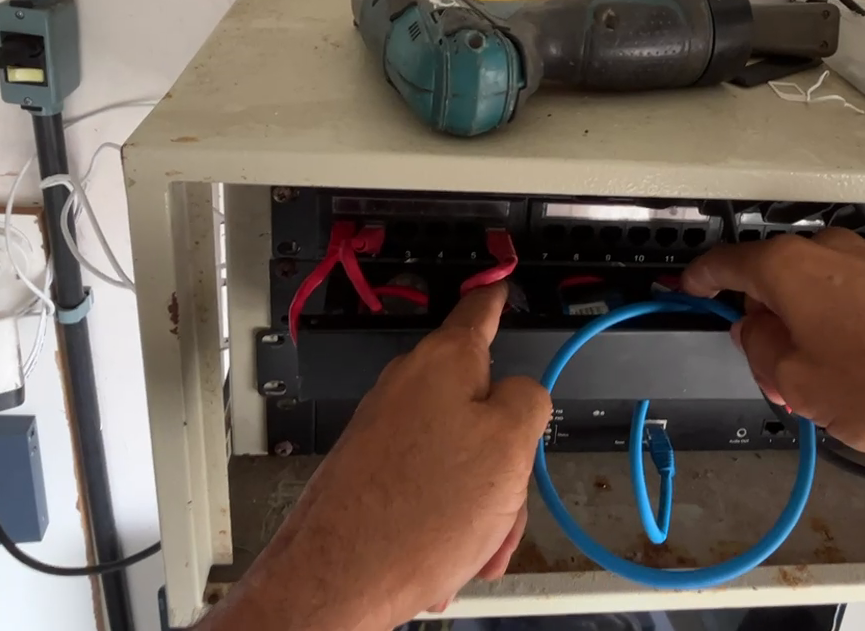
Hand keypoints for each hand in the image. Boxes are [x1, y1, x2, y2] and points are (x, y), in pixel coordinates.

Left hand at [202, 285, 551, 630]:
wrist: (335, 579)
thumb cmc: (418, 511)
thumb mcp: (510, 446)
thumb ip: (529, 400)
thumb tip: (521, 395)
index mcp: (446, 361)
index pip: (480, 310)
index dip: (498, 297)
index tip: (501, 285)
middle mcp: (410, 382)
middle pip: (480, 400)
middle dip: (502, 452)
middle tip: (505, 498)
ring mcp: (387, 424)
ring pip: (458, 449)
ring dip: (477, 496)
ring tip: (472, 543)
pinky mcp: (372, 463)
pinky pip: (428, 478)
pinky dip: (446, 512)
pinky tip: (444, 551)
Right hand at [682, 229, 864, 464]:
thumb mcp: (802, 386)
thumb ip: (760, 350)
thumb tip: (755, 331)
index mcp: (789, 268)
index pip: (724, 263)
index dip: (697, 278)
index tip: (685, 286)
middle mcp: (829, 250)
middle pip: (773, 275)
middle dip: (767, 317)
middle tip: (773, 364)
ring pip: (817, 284)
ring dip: (809, 320)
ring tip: (829, 377)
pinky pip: (856, 289)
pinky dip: (847, 317)